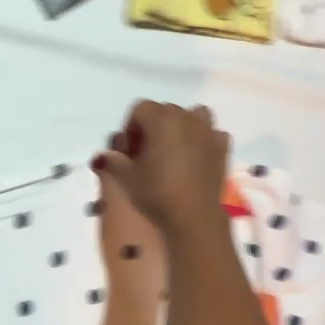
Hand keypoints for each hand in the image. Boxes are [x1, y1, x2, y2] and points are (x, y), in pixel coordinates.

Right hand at [92, 101, 230, 236]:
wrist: (193, 215)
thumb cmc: (156, 193)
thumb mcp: (126, 178)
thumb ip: (113, 161)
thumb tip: (101, 156)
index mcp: (161, 120)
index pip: (140, 109)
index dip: (129, 127)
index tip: (127, 150)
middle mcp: (187, 117)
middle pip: (164, 111)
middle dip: (152, 127)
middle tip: (144, 154)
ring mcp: (208, 130)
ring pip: (192, 115)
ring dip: (180, 127)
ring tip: (171, 150)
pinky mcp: (222, 146)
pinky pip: (210, 133)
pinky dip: (201, 140)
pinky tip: (194, 158)